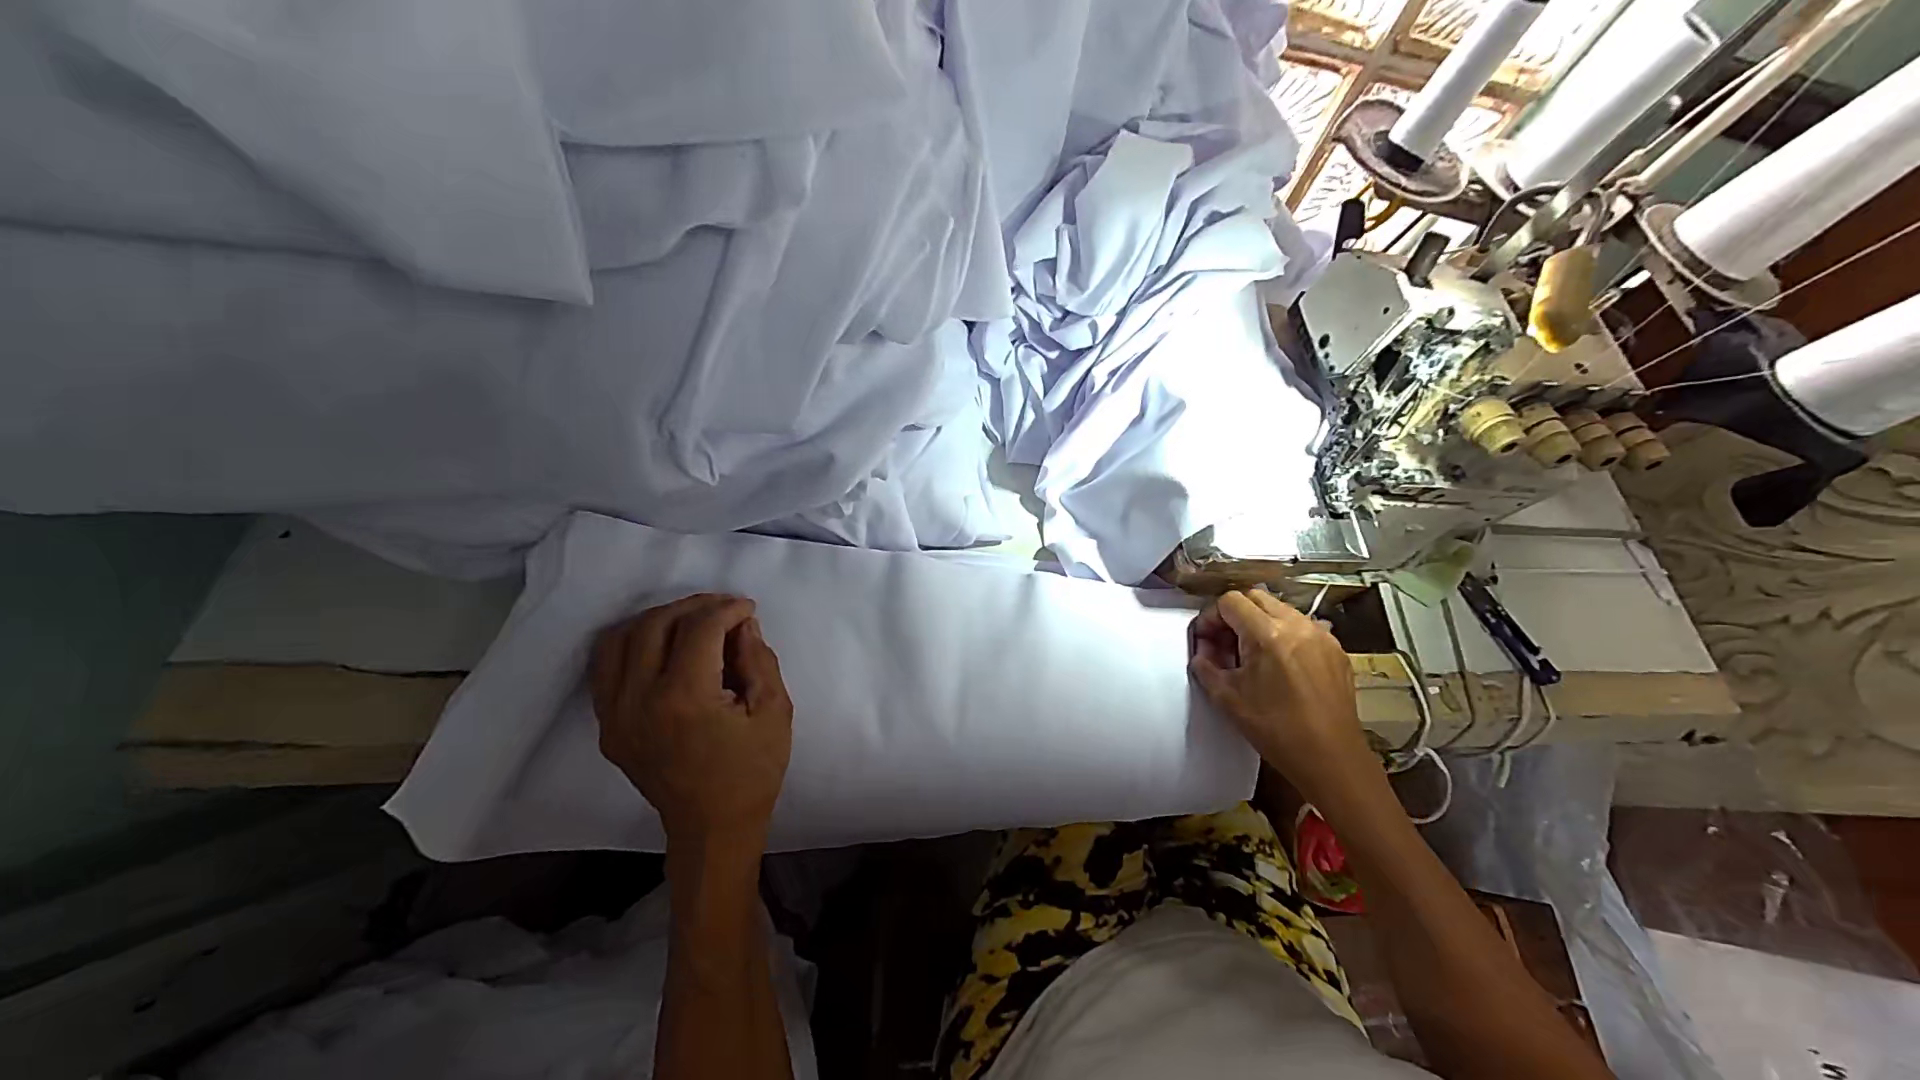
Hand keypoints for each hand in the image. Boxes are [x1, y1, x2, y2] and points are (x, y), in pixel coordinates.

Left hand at [591, 594, 793, 849]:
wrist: (712, 827)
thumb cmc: (752, 772)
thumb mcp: (774, 712)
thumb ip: (758, 660)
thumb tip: (742, 624)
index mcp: (685, 698)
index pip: (700, 629)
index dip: (727, 609)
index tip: (748, 609)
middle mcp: (639, 701)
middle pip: (656, 624)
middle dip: (694, 606)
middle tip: (724, 608)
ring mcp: (615, 715)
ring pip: (621, 639)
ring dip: (658, 619)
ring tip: (691, 621)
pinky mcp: (607, 726)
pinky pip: (605, 667)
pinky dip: (630, 644)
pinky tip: (660, 645)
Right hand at [1189, 589, 1381, 807]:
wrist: (1331, 758)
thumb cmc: (1278, 731)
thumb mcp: (1227, 698)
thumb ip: (1206, 666)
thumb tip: (1203, 652)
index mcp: (1268, 634)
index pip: (1230, 601)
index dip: (1211, 617)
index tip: (1206, 639)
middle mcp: (1298, 626)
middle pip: (1256, 597)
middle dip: (1234, 614)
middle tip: (1224, 643)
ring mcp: (1321, 636)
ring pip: (1280, 609)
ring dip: (1259, 622)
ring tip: (1250, 655)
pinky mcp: (1335, 651)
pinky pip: (1302, 628)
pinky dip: (1283, 635)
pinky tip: (1277, 665)